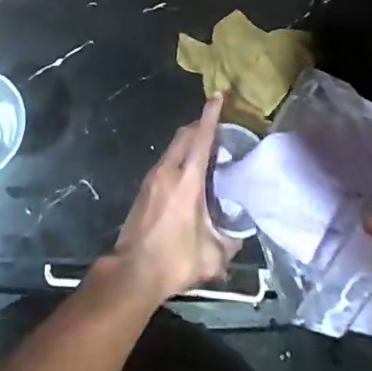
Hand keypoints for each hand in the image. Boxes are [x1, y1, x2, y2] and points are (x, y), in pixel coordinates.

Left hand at [101, 94, 241, 303]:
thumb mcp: (212, 256)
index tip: (218, 96)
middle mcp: (167, 171)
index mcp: (186, 180)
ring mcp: (152, 179)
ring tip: (207, 152)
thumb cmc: (173, 260)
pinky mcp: (144, 189)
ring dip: (189, 141)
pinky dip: (180, 157)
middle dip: (201, 124)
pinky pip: (166, 161)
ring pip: (173, 147)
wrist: (131, 274)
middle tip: (220, 128)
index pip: (201, 138)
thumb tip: (240, 236)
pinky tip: (189, 174)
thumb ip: (230, 241)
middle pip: (184, 135)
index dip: (211, 115)